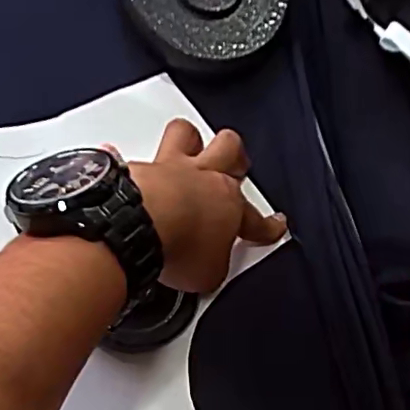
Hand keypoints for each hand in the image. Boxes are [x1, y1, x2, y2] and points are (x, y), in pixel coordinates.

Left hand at [126, 120, 286, 294]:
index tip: (274, 225)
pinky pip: (141, 156)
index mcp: (230, 207)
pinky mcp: (139, 168)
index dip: (268, 226)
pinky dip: (139, 163)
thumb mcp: (208, 275)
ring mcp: (170, 168)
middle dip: (236, 158)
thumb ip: (214, 267)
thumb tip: (209, 272)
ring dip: (192, 141)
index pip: (256, 219)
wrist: (142, 226)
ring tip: (190, 149)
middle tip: (236, 165)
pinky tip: (136, 169)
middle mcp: (203, 178)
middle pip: (230, 151)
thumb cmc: (178, 244)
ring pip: (188, 135)